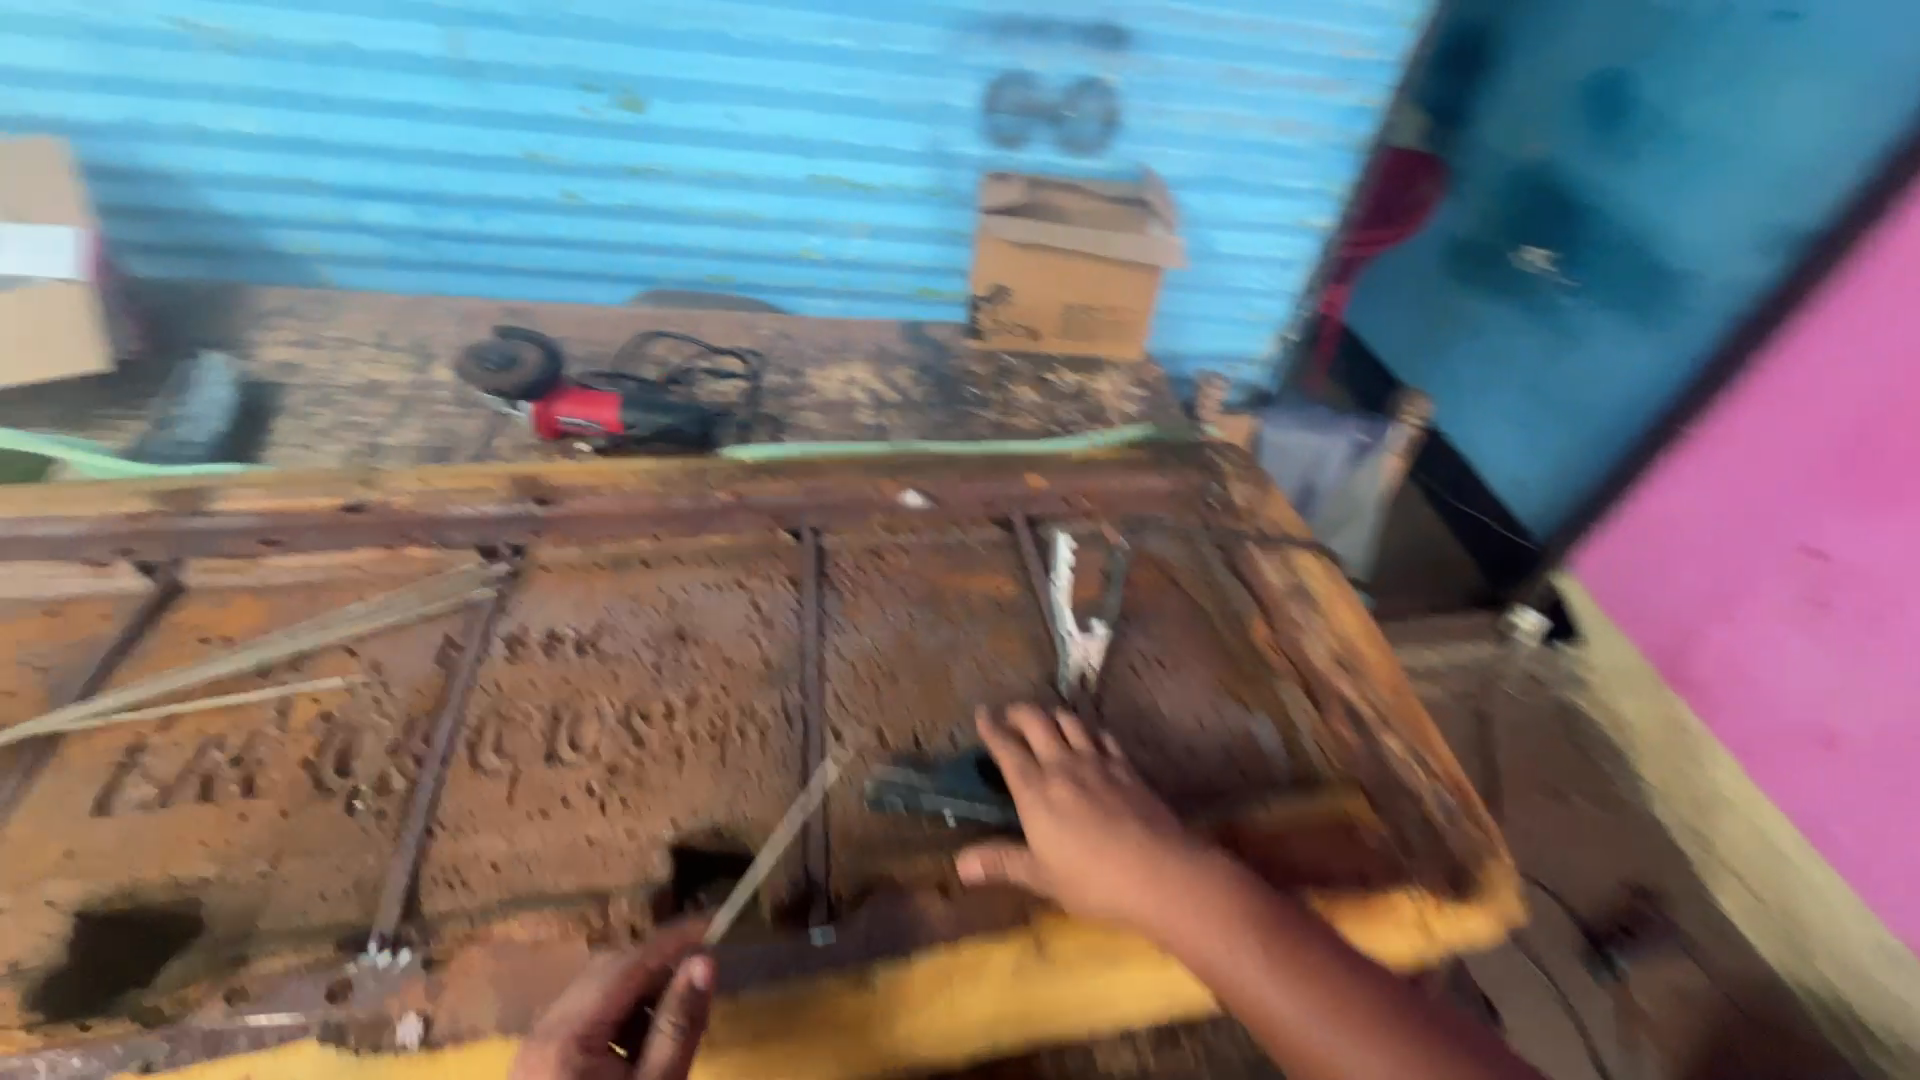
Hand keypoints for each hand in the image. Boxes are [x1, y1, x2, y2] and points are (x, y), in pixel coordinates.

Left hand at [511, 918, 715, 1079]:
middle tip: (701, 978)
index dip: (674, 939)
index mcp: (567, 1037)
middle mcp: (541, 1032)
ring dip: (638, 992)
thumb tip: (706, 960)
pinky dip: (618, 1017)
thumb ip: (680, 1022)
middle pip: (608, 970)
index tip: (716, 923)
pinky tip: (640, 1050)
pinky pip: (583, 1018)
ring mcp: (532, 1050)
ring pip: (596, 991)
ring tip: (671, 1025)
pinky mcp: (535, 1066)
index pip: (629, 964)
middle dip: (657, 966)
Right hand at [955, 704, 1222, 936]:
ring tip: (1047, 721)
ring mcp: (1098, 762)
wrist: (1159, 871)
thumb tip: (959, 865)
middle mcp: (1063, 765)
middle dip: (1020, 712)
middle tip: (1010, 714)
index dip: (991, 728)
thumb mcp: (1041, 877)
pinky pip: (1103, 736)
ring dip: (1053, 715)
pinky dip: (1090, 732)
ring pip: (1070, 721)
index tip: (982, 713)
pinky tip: (1091, 739)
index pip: (1007, 749)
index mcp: (1035, 790)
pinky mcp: (1126, 767)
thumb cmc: (1092, 880)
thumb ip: (1001, 863)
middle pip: (1037, 722)